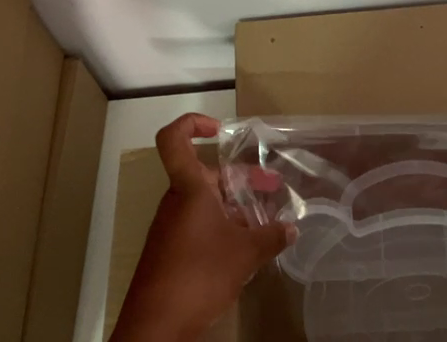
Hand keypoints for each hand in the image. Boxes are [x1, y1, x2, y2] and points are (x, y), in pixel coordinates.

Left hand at [111, 114, 294, 341]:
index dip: (192, 124)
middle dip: (240, 179)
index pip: (174, 139)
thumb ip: (270, 236)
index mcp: (189, 188)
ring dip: (233, 207)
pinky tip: (243, 250)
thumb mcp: (245, 254)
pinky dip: (221, 228)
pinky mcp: (169, 252)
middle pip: (205, 175)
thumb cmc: (199, 275)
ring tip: (264, 223)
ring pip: (204, 203)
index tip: (219, 130)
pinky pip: (197, 226)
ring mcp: (170, 227)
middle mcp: (176, 201)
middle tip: (271, 189)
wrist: (155, 328)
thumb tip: (292, 228)